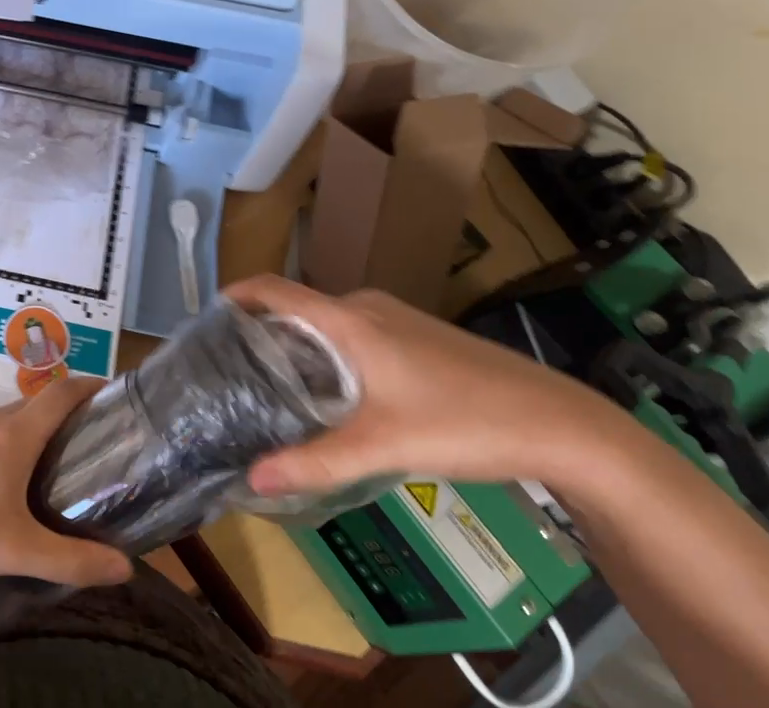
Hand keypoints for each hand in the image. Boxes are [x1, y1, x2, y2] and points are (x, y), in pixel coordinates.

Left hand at [0, 378, 133, 596]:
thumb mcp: (16, 553)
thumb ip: (72, 561)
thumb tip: (126, 569)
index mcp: (11, 436)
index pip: (60, 394)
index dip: (91, 386)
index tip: (117, 393)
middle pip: (36, 406)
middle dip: (69, 416)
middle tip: (100, 444)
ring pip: (9, 422)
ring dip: (38, 432)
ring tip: (62, 466)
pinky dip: (10, 447)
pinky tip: (10, 485)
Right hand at [227, 276, 641, 496]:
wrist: (562, 425)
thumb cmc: (465, 422)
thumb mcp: (384, 447)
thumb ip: (316, 463)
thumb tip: (252, 480)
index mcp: (350, 320)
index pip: (276, 289)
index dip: (237, 294)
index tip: (206, 319)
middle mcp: (368, 308)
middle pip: (298, 310)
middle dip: (262, 334)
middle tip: (233, 373)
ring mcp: (398, 320)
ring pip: (328, 326)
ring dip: (298, 348)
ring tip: (273, 389)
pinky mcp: (420, 338)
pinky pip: (355, 336)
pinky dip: (330, 356)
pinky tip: (333, 398)